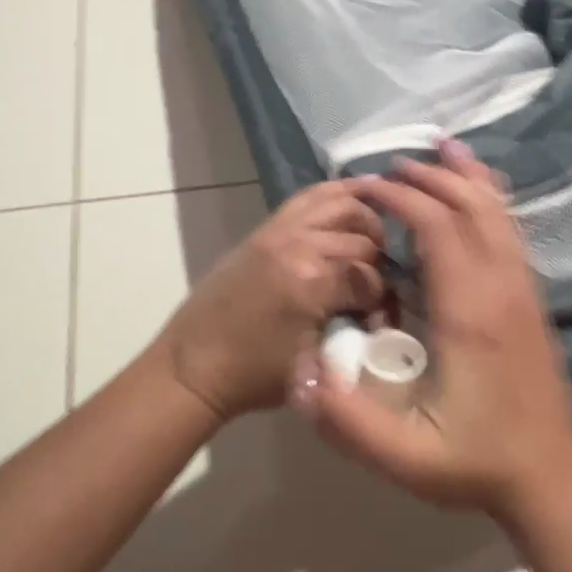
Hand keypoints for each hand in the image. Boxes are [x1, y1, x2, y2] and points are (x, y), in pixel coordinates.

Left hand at [157, 181, 385, 420]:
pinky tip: (361, 195)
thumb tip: (381, 312)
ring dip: (367, 223)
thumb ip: (354, 331)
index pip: (372, 278)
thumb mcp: (314, 363)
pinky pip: (310, 197)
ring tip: (375, 243)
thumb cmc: (253, 377)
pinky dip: (339, 193)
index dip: (382, 300)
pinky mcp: (265, 230)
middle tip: (374, 289)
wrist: (189, 371)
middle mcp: (298, 246)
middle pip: (363, 241)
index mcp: (312, 282)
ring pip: (343, 206)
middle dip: (378, 266)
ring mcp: (279, 232)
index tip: (377, 319)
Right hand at [293, 140, 571, 515]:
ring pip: (502, 215)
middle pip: (475, 208)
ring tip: (444, 148)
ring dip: (471, 179)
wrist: (545, 472)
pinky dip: (495, 203)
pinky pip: (514, 234)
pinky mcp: (532, 300)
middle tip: (393, 167)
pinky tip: (481, 194)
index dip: (404, 200)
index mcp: (471, 312)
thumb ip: (347, 420)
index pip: (440, 229)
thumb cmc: (473, 461)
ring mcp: (524, 291)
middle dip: (434, 178)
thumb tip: (300, 372)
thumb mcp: (404, 456)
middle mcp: (503, 288)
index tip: (368, 189)